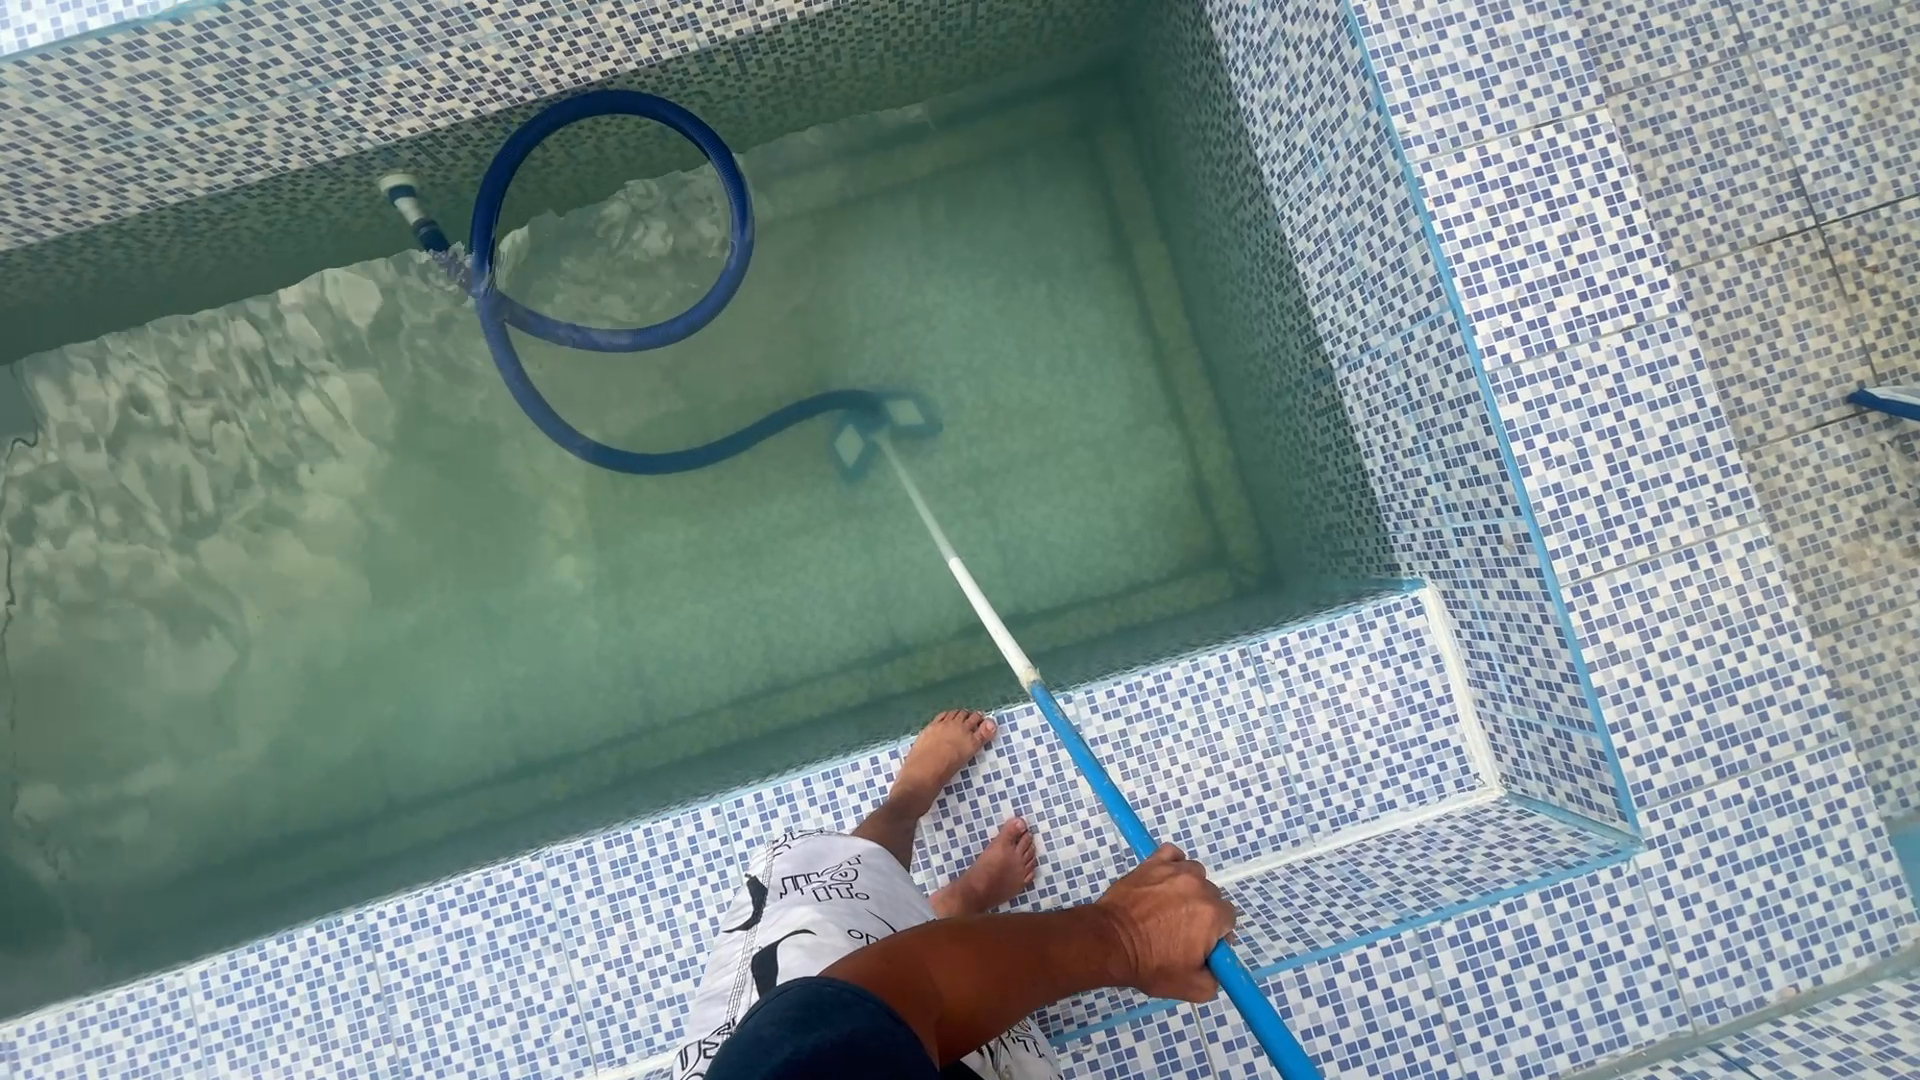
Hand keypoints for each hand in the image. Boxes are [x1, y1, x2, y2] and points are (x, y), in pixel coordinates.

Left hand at [1093, 844, 1233, 1000]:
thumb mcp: (1193, 987)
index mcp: (1212, 915)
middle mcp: (1198, 886)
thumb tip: (1216, 963)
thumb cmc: (1151, 965)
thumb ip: (1216, 977)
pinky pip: (1172, 854)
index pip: (1228, 919)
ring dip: (1190, 888)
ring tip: (1172, 905)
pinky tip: (1165, 879)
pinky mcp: (1152, 862)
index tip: (1203, 944)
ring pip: (1195, 874)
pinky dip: (1173, 863)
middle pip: (1212, 896)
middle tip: (1183, 930)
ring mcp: (1174, 870)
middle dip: (1203, 913)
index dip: (1218, 933)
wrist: (1112, 941)